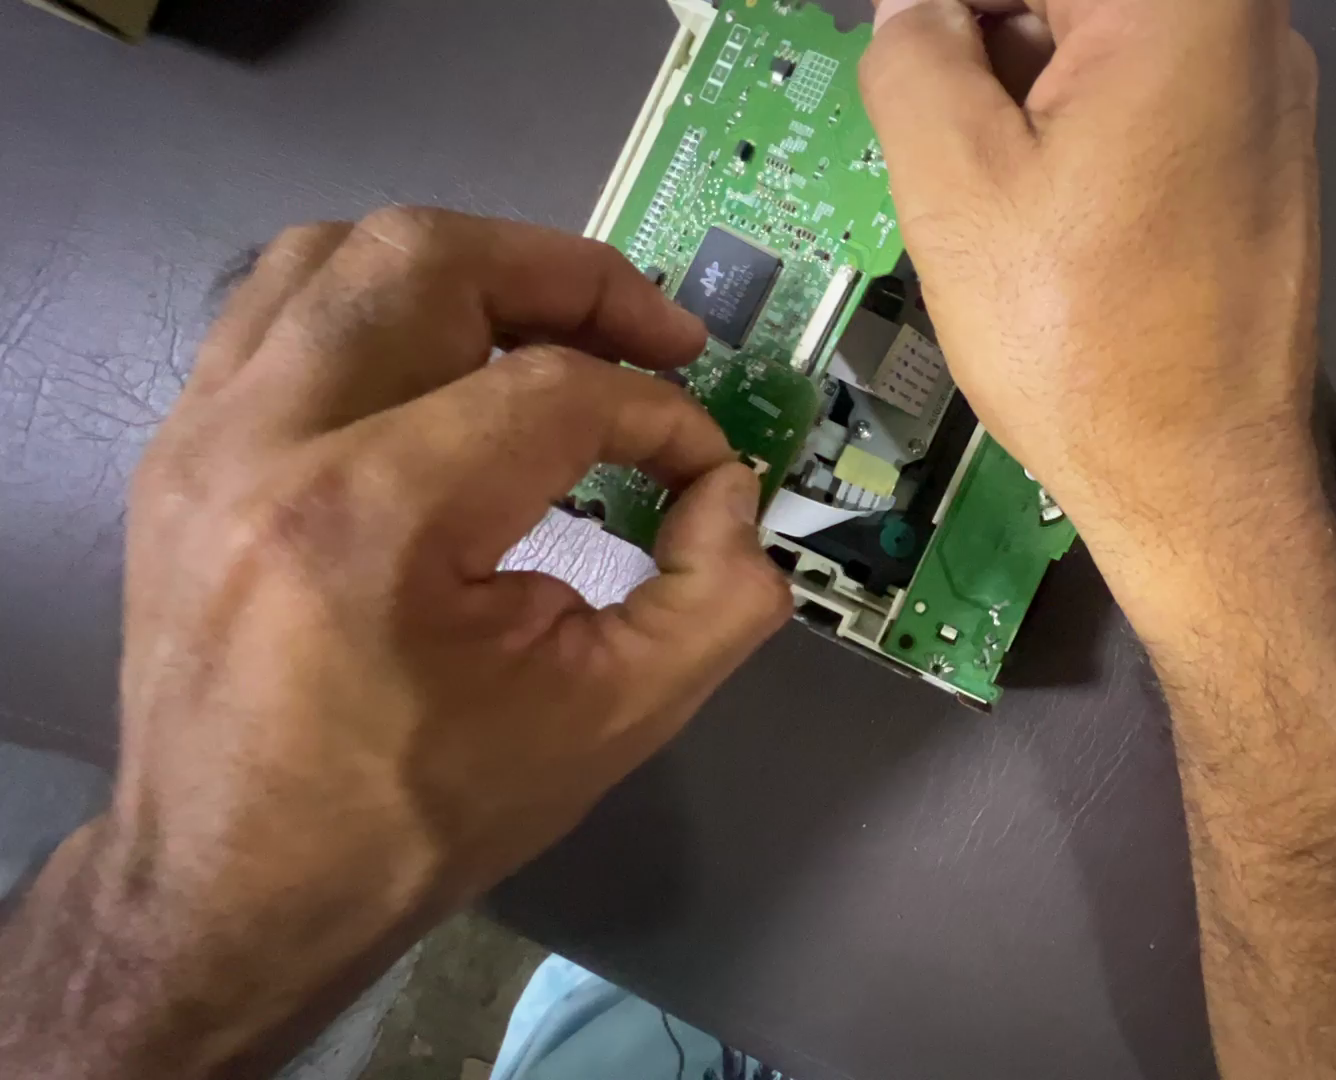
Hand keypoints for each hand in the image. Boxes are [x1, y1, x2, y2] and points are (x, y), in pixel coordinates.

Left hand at [78, 209, 788, 1065]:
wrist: (244, 888)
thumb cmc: (441, 805)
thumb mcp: (629, 712)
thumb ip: (726, 591)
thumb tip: (727, 488)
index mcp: (377, 522)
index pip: (560, 392)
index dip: (665, 417)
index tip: (708, 469)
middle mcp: (264, 445)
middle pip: (433, 262)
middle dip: (579, 280)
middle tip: (661, 336)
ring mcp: (202, 435)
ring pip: (347, 255)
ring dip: (490, 272)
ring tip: (577, 331)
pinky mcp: (190, 449)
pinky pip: (295, 305)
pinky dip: (408, 302)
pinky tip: (474, 361)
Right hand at [861, 0, 1320, 557]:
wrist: (1192, 483)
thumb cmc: (1076, 342)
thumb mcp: (957, 192)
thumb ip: (913, 63)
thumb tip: (914, 14)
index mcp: (1179, 2)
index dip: (947, 11)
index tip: (909, 64)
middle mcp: (1250, 30)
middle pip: (1078, 1)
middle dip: (990, 44)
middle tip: (939, 134)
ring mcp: (1267, 111)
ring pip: (1112, 58)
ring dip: (1031, 102)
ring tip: (996, 202)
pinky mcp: (1260, 182)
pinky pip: (1152, 118)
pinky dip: (1083, 144)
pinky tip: (1051, 228)